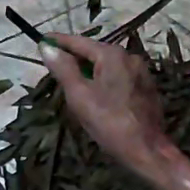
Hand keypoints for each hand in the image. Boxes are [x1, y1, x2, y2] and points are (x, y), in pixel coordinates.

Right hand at [39, 34, 171, 171]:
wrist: (147, 150)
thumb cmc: (109, 122)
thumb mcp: (79, 95)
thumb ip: (63, 68)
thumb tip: (46, 46)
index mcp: (112, 55)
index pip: (79, 42)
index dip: (59, 41)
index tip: (42, 39)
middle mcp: (129, 57)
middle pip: (94, 52)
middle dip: (74, 56)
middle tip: (54, 63)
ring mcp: (141, 72)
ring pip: (107, 65)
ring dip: (89, 69)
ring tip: (71, 79)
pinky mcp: (146, 88)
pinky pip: (118, 76)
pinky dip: (103, 79)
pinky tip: (95, 92)